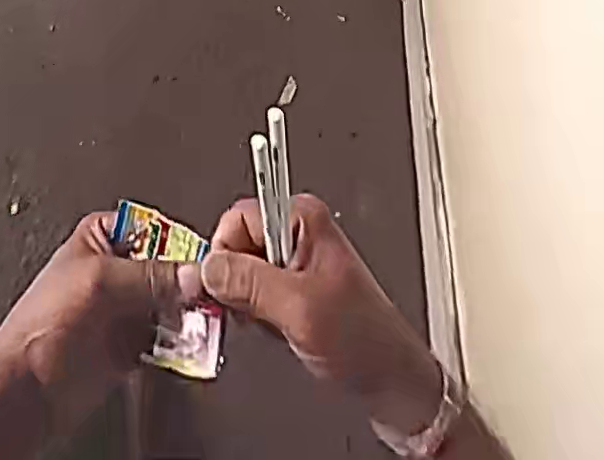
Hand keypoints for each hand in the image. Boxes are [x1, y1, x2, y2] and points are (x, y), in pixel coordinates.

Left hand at [0, 211, 200, 427]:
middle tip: (208, 295)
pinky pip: (169, 337)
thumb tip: (192, 273)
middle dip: (189, 282)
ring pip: (173, 303)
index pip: (154, 228)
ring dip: (190, 315)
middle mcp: (117, 268)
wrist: (28, 387)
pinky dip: (183, 343)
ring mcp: (126, 307)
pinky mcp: (133, 343)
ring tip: (204, 324)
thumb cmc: (42, 323)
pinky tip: (191, 347)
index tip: (204, 260)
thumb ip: (149, 275)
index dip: (180, 242)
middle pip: (169, 267)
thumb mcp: (99, 281)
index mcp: (101, 236)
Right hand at [203, 195, 443, 436]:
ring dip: (246, 300)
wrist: (394, 385)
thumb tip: (209, 267)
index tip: (227, 284)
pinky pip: (252, 287)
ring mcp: (294, 257)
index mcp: (302, 218)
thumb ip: (249, 282)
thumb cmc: (366, 342)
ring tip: (272, 321)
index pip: (238, 217)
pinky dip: (254, 310)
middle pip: (236, 242)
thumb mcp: (300, 309)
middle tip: (254, 309)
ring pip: (241, 268)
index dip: (227, 252)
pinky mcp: (291, 281)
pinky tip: (275, 326)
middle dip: (236, 280)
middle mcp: (297, 230)